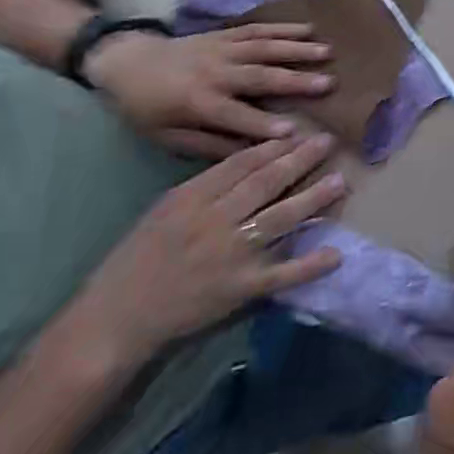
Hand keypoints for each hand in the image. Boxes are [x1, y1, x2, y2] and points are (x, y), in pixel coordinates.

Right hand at [65, 134, 345, 364]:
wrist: (111, 320)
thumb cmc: (138, 262)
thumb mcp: (164, 214)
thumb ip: (206, 189)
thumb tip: (254, 162)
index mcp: (188, 201)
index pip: (240, 165)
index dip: (275, 147)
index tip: (302, 133)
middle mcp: (212, 222)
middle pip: (265, 184)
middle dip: (300, 160)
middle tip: (329, 142)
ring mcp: (230, 254)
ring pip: (281, 218)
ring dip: (314, 198)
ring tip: (342, 182)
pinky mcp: (241, 287)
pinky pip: (284, 273)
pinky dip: (310, 264)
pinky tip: (335, 254)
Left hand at [85, 23, 334, 158]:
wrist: (123, 63)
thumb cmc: (147, 107)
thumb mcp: (166, 136)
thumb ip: (208, 144)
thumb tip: (251, 152)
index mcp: (197, 102)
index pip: (234, 115)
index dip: (262, 125)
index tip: (294, 133)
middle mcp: (213, 73)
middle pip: (259, 77)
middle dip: (295, 81)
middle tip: (329, 84)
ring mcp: (221, 50)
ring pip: (263, 48)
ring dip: (297, 50)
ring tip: (328, 53)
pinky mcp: (225, 35)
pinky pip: (257, 29)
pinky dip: (285, 28)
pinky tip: (311, 29)